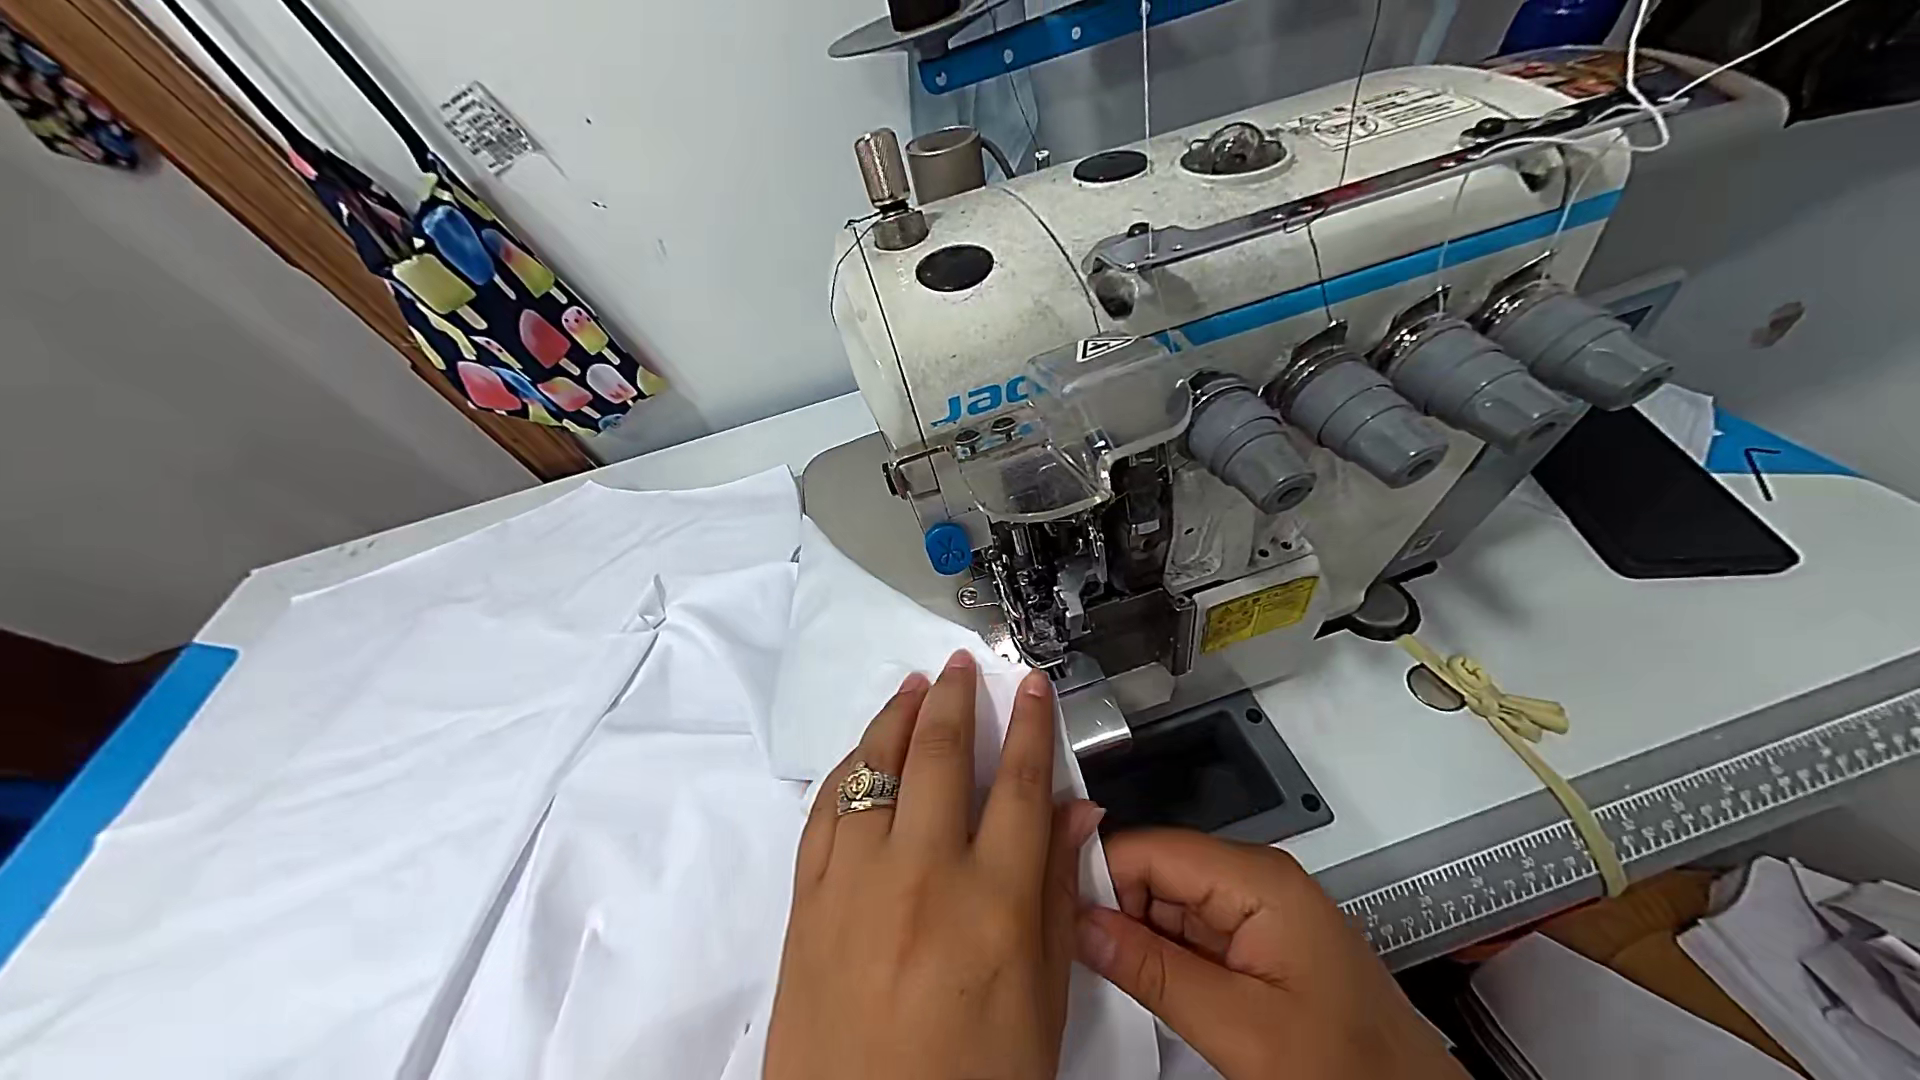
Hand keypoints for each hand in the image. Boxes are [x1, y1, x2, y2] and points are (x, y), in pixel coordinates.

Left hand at [767, 650, 1105, 1079]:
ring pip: (875, 765)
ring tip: (914, 684)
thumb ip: (1057, 893)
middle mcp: (921, 874)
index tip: (1029, 687)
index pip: (1018, 783)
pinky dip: (850, 767)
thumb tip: (1075, 810)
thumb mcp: (1043, 1001)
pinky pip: (827, 807)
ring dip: (897, 714)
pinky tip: (864, 749)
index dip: (1029, 726)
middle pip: (939, 753)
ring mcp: (855, 880)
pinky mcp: (808, 897)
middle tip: (961, 664)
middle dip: (955, 697)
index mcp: (992, 903)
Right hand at [1076, 829, 1465, 1079]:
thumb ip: (1154, 970)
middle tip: (1076, 950)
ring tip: (1101, 968)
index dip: (1101, 874)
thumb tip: (1080, 923)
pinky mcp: (1252, 937)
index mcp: (1256, 879)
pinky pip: (1187, 929)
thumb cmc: (1350, 1073)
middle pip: (1157, 870)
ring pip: (1166, 900)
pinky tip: (1139, 978)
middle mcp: (1252, 877)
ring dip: (1133, 932)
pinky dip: (1158, 951)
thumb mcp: (1242, 1030)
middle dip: (1115, 906)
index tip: (1061, 912)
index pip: (1153, 850)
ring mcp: (1252, 907)